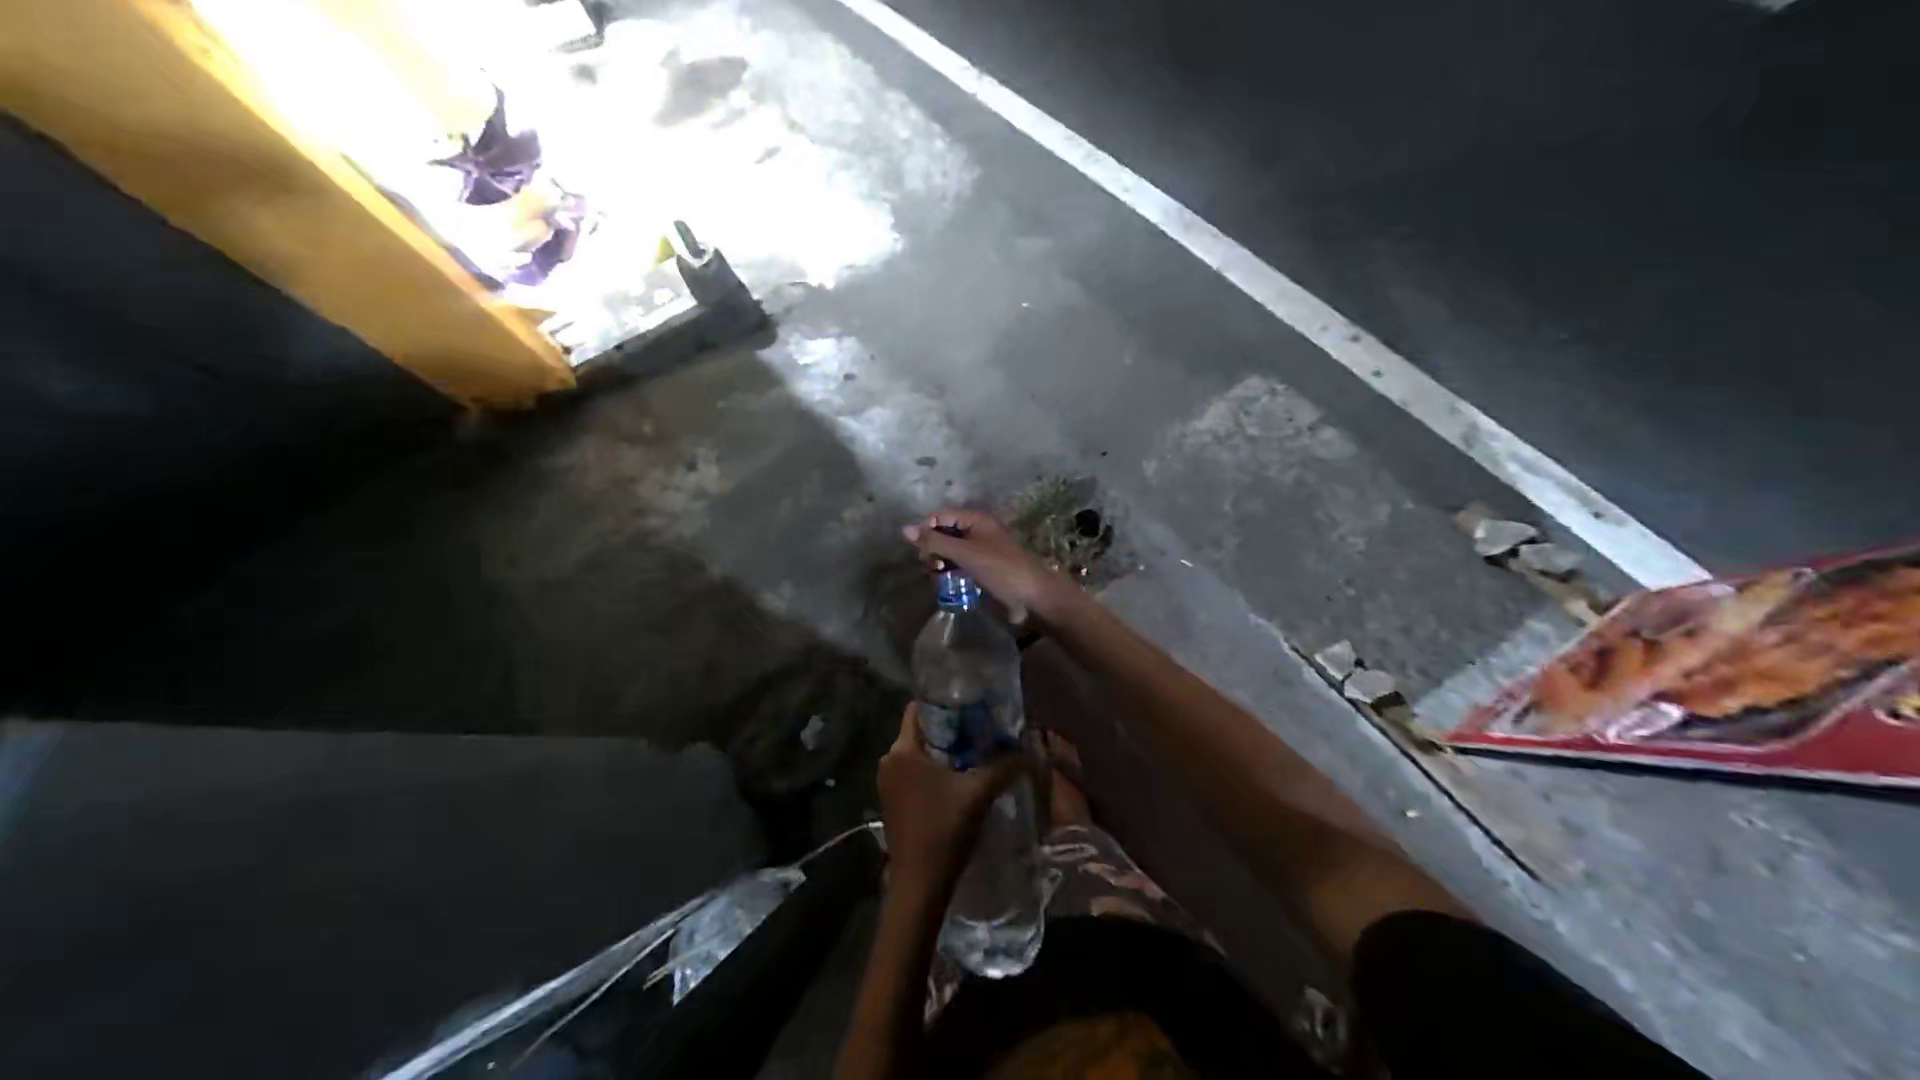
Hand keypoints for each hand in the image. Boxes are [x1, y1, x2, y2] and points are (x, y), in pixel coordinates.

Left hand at [878, 704, 1024, 889]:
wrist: (919, 885)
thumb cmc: (944, 829)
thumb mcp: (979, 793)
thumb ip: (1005, 766)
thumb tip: (1029, 751)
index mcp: (901, 750)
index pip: (918, 709)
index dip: (944, 703)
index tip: (971, 704)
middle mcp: (888, 761)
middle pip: (921, 733)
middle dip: (950, 731)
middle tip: (982, 730)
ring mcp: (887, 784)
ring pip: (918, 756)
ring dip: (944, 755)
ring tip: (975, 755)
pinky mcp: (892, 804)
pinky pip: (914, 775)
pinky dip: (934, 774)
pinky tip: (959, 782)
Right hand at [902, 507, 1081, 625]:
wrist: (1033, 597)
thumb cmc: (1001, 569)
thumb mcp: (965, 553)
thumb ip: (935, 542)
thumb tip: (904, 529)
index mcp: (976, 520)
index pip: (941, 515)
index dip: (926, 529)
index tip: (920, 550)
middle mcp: (977, 531)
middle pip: (944, 532)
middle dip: (932, 547)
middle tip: (931, 566)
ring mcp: (981, 550)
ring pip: (950, 550)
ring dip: (940, 561)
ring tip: (939, 575)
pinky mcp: (983, 569)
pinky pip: (959, 564)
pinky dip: (950, 570)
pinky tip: (948, 582)